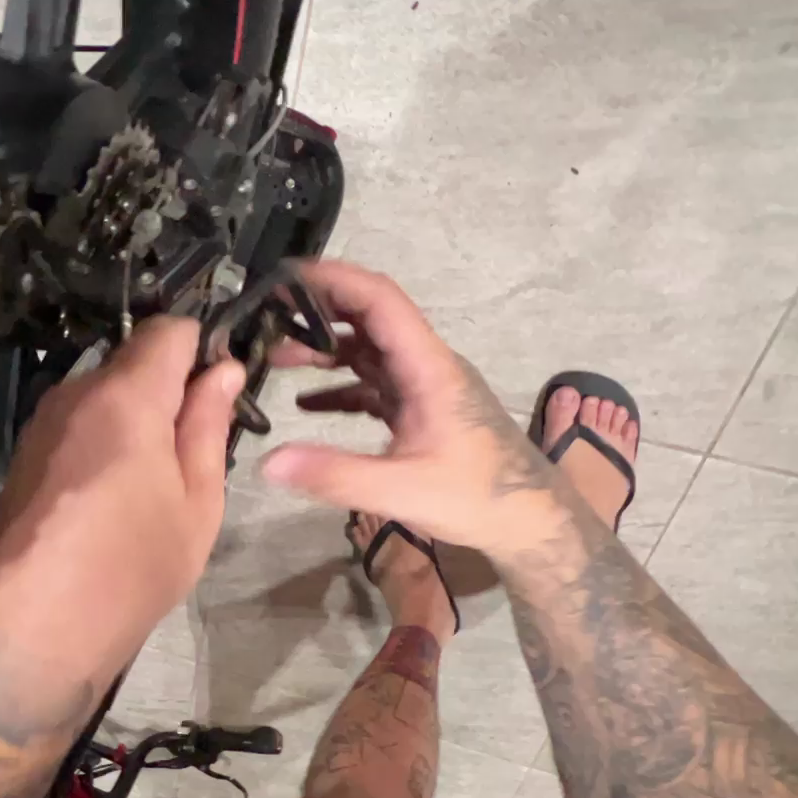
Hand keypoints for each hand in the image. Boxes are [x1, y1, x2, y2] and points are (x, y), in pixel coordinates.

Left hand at [0, 316, 244, 686]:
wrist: (39, 629)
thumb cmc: (134, 570)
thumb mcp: (196, 504)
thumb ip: (207, 425)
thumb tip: (221, 370)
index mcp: (125, 397)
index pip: (169, 329)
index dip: (200, 349)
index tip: (216, 390)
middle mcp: (75, 393)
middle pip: (133, 363)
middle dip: (166, 392)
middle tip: (188, 455)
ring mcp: (42, 423)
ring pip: (103, 395)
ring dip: (133, 420)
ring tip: (148, 487)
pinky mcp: (23, 453)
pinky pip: (77, 425)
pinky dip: (101, 442)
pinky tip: (108, 499)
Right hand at [259, 260, 566, 554]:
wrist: (528, 520)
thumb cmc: (476, 498)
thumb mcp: (402, 490)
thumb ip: (335, 476)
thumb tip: (269, 464)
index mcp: (429, 368)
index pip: (380, 302)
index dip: (335, 281)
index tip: (287, 277)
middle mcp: (427, 367)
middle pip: (370, 320)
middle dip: (319, 313)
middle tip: (270, 319)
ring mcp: (424, 388)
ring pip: (370, 352)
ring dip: (325, 352)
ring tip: (276, 359)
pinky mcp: (421, 411)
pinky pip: (375, 387)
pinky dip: (341, 389)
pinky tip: (306, 405)